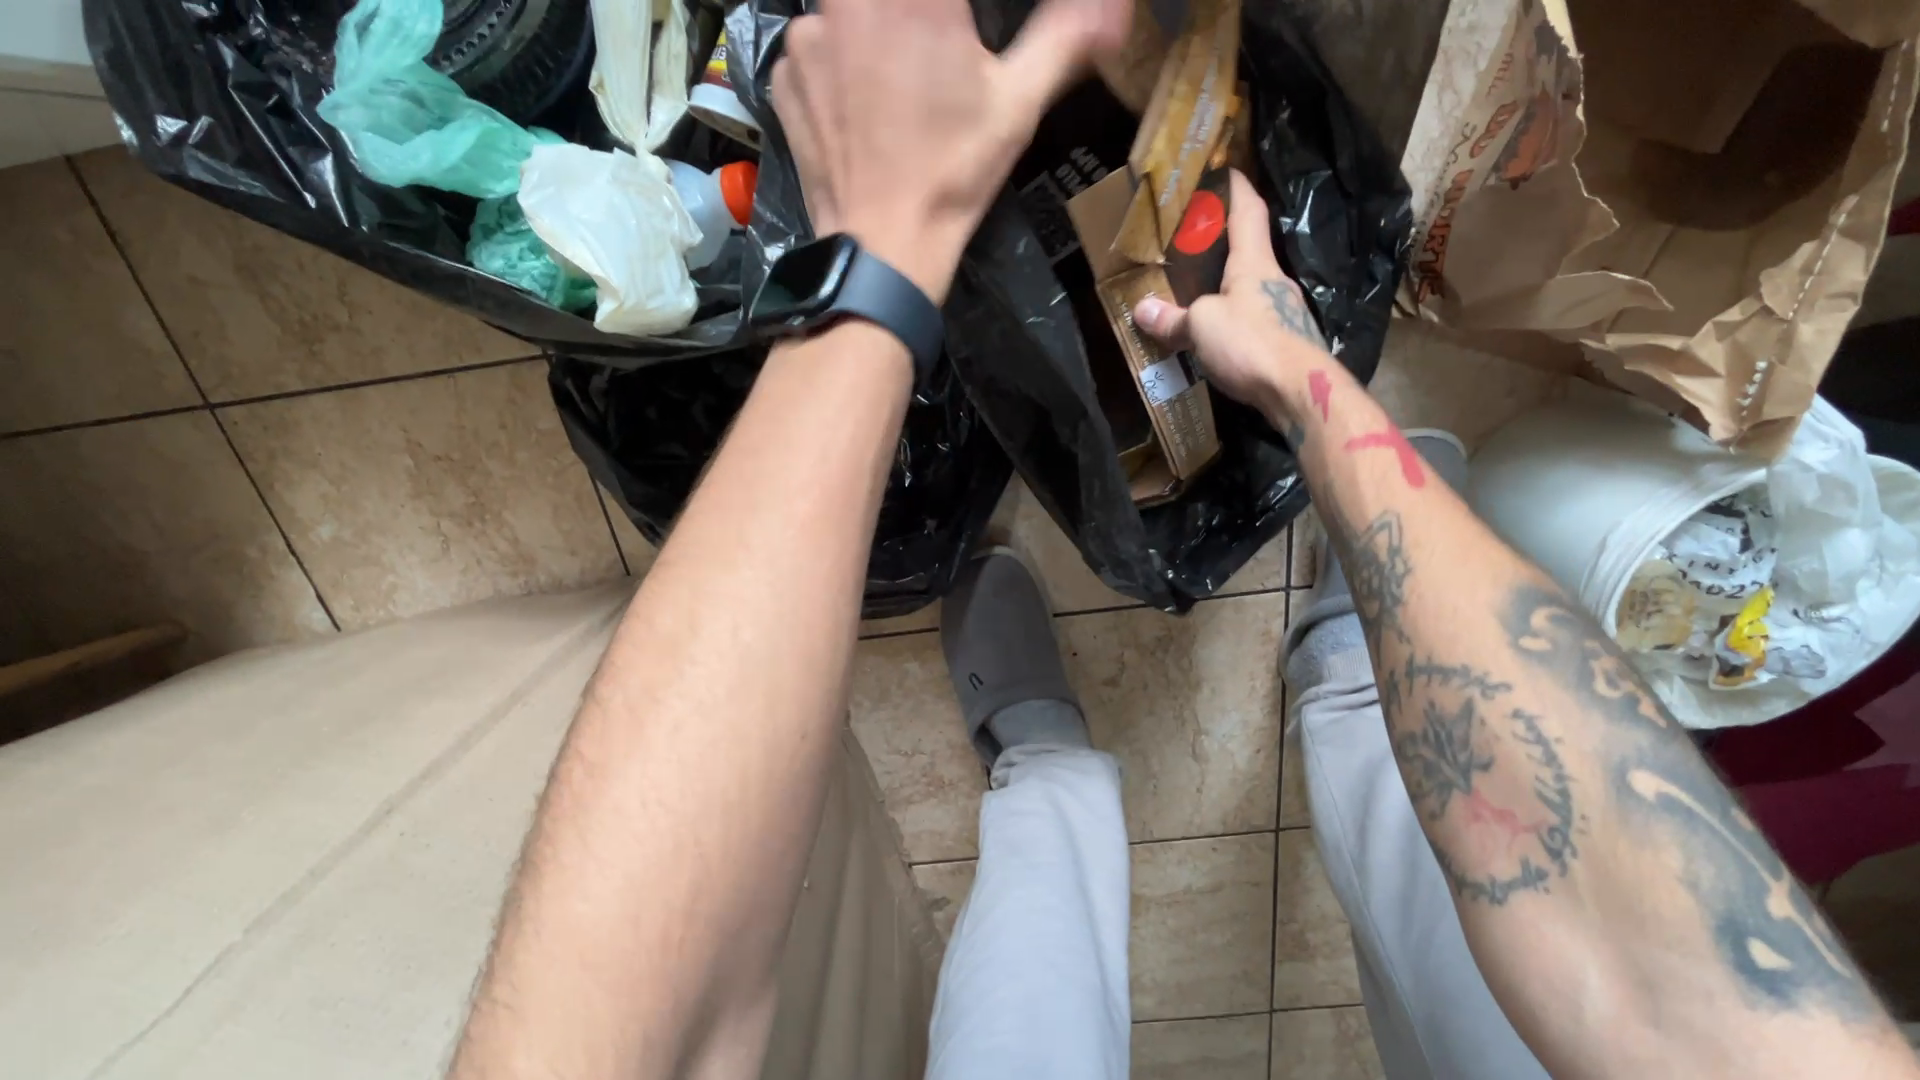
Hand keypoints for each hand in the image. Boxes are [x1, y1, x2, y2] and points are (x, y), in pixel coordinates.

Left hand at [771, 0, 1128, 302]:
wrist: (884, 246)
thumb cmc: (954, 174)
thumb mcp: (1018, 103)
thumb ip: (1063, 38)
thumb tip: (1114, 10)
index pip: (938, 2)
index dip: (947, 19)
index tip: (955, 40)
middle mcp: (848, 0)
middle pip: (888, 2)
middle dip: (914, 22)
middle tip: (931, 61)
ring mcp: (807, 36)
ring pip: (847, 10)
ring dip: (872, 32)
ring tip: (897, 86)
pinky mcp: (782, 77)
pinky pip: (814, 48)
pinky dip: (837, 66)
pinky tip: (862, 109)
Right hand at [1133, 170, 1330, 420]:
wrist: (1298, 391)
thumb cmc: (1251, 343)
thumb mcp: (1200, 326)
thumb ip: (1171, 319)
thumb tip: (1142, 309)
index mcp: (1254, 263)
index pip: (1248, 211)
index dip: (1236, 188)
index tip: (1224, 170)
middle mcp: (1273, 281)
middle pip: (1248, 251)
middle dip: (1222, 243)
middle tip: (1190, 242)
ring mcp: (1283, 313)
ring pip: (1249, 289)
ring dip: (1225, 287)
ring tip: (1194, 292)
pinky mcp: (1284, 343)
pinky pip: (1252, 322)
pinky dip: (1232, 321)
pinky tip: (1213, 335)